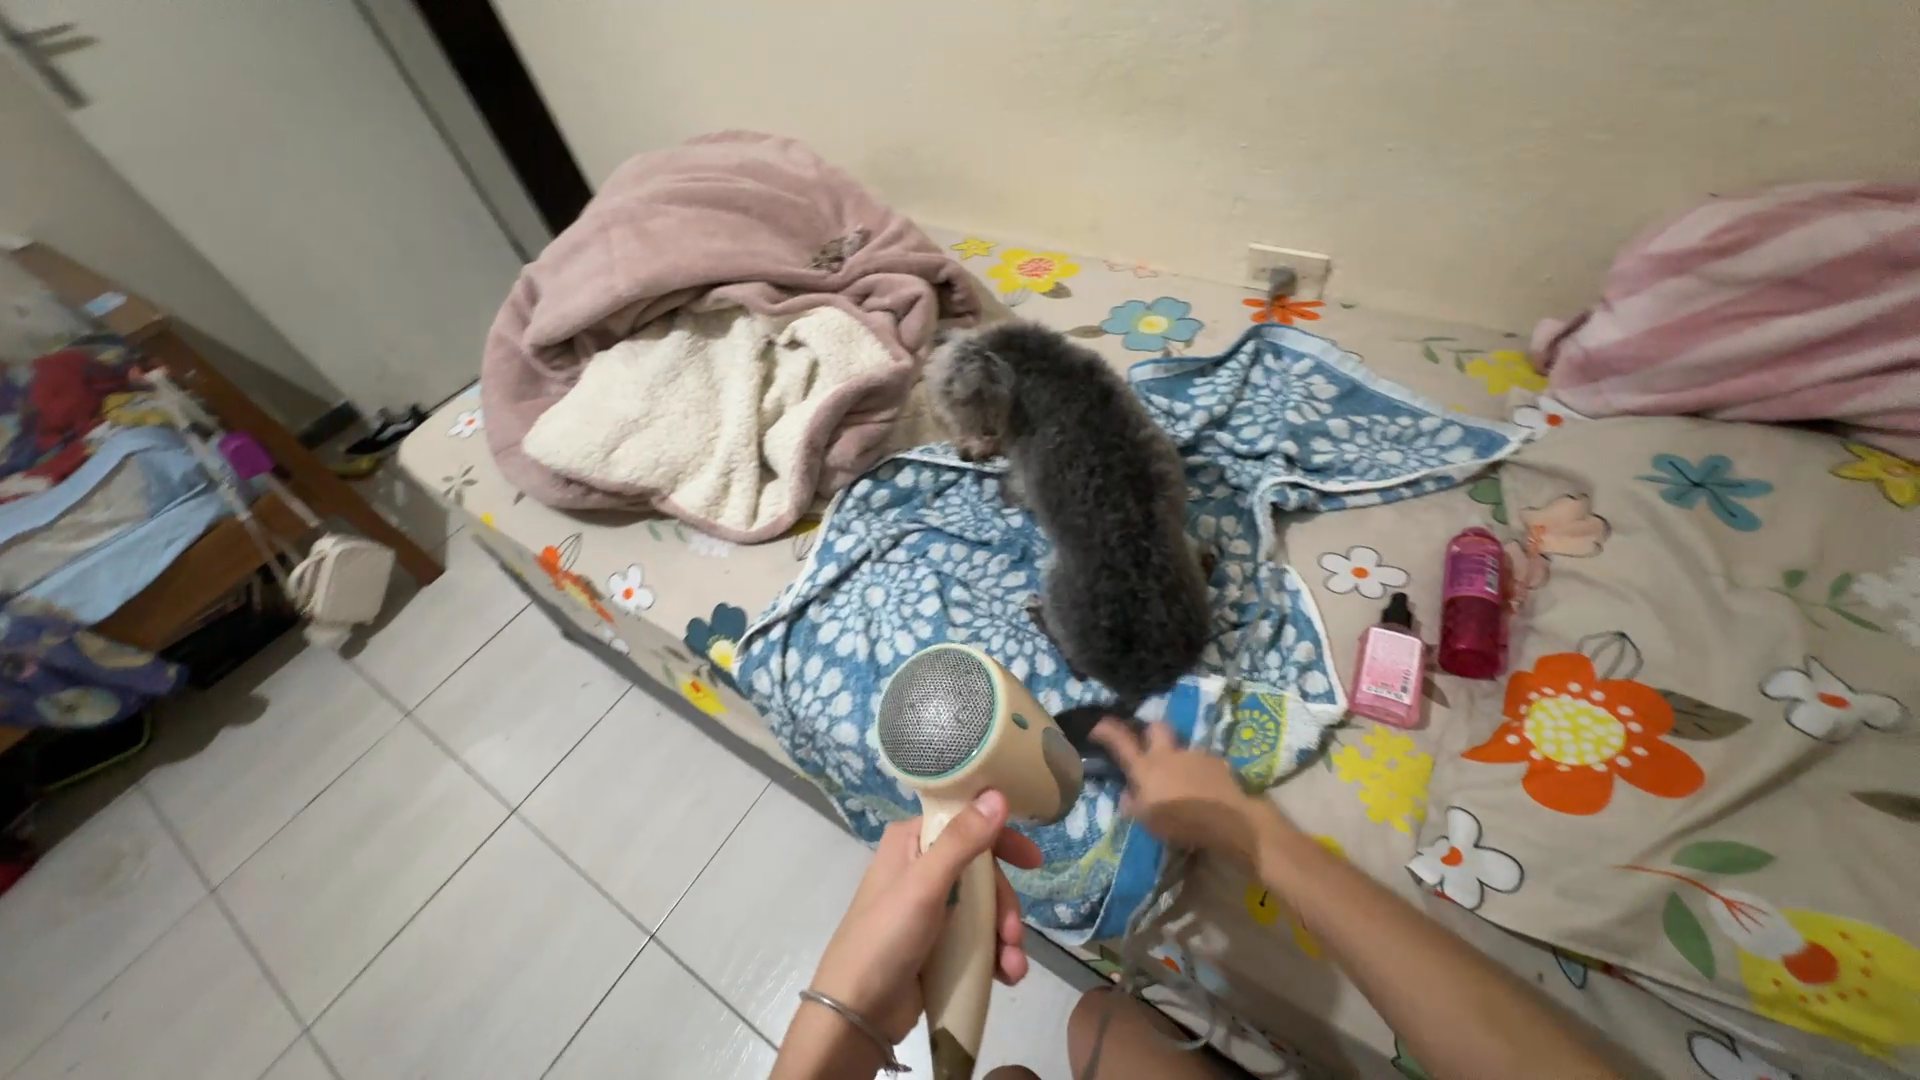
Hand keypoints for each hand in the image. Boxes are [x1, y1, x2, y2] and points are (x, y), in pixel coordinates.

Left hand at [809, 789, 1043, 1042]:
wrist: (856, 1014)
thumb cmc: (885, 937)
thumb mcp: (925, 884)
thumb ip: (962, 840)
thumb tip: (997, 794)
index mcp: (912, 840)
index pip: (965, 822)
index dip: (1001, 839)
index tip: (1033, 862)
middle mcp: (921, 867)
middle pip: (982, 871)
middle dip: (1004, 903)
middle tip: (1012, 932)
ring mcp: (930, 908)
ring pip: (985, 908)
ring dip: (1005, 935)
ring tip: (1013, 965)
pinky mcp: (937, 944)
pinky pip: (978, 939)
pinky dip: (997, 954)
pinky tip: (1008, 975)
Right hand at [1091, 717, 1277, 866]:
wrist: (1229, 819)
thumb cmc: (1181, 821)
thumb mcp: (1148, 821)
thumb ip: (1134, 805)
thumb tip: (1126, 795)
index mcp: (1146, 768)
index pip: (1121, 742)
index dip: (1107, 731)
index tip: (1097, 726)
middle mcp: (1169, 754)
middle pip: (1157, 728)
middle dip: (1151, 733)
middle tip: (1151, 747)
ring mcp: (1195, 755)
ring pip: (1183, 748)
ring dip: (1181, 760)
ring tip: (1187, 781)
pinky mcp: (1218, 762)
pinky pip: (1205, 762)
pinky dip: (1202, 772)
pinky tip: (1207, 788)